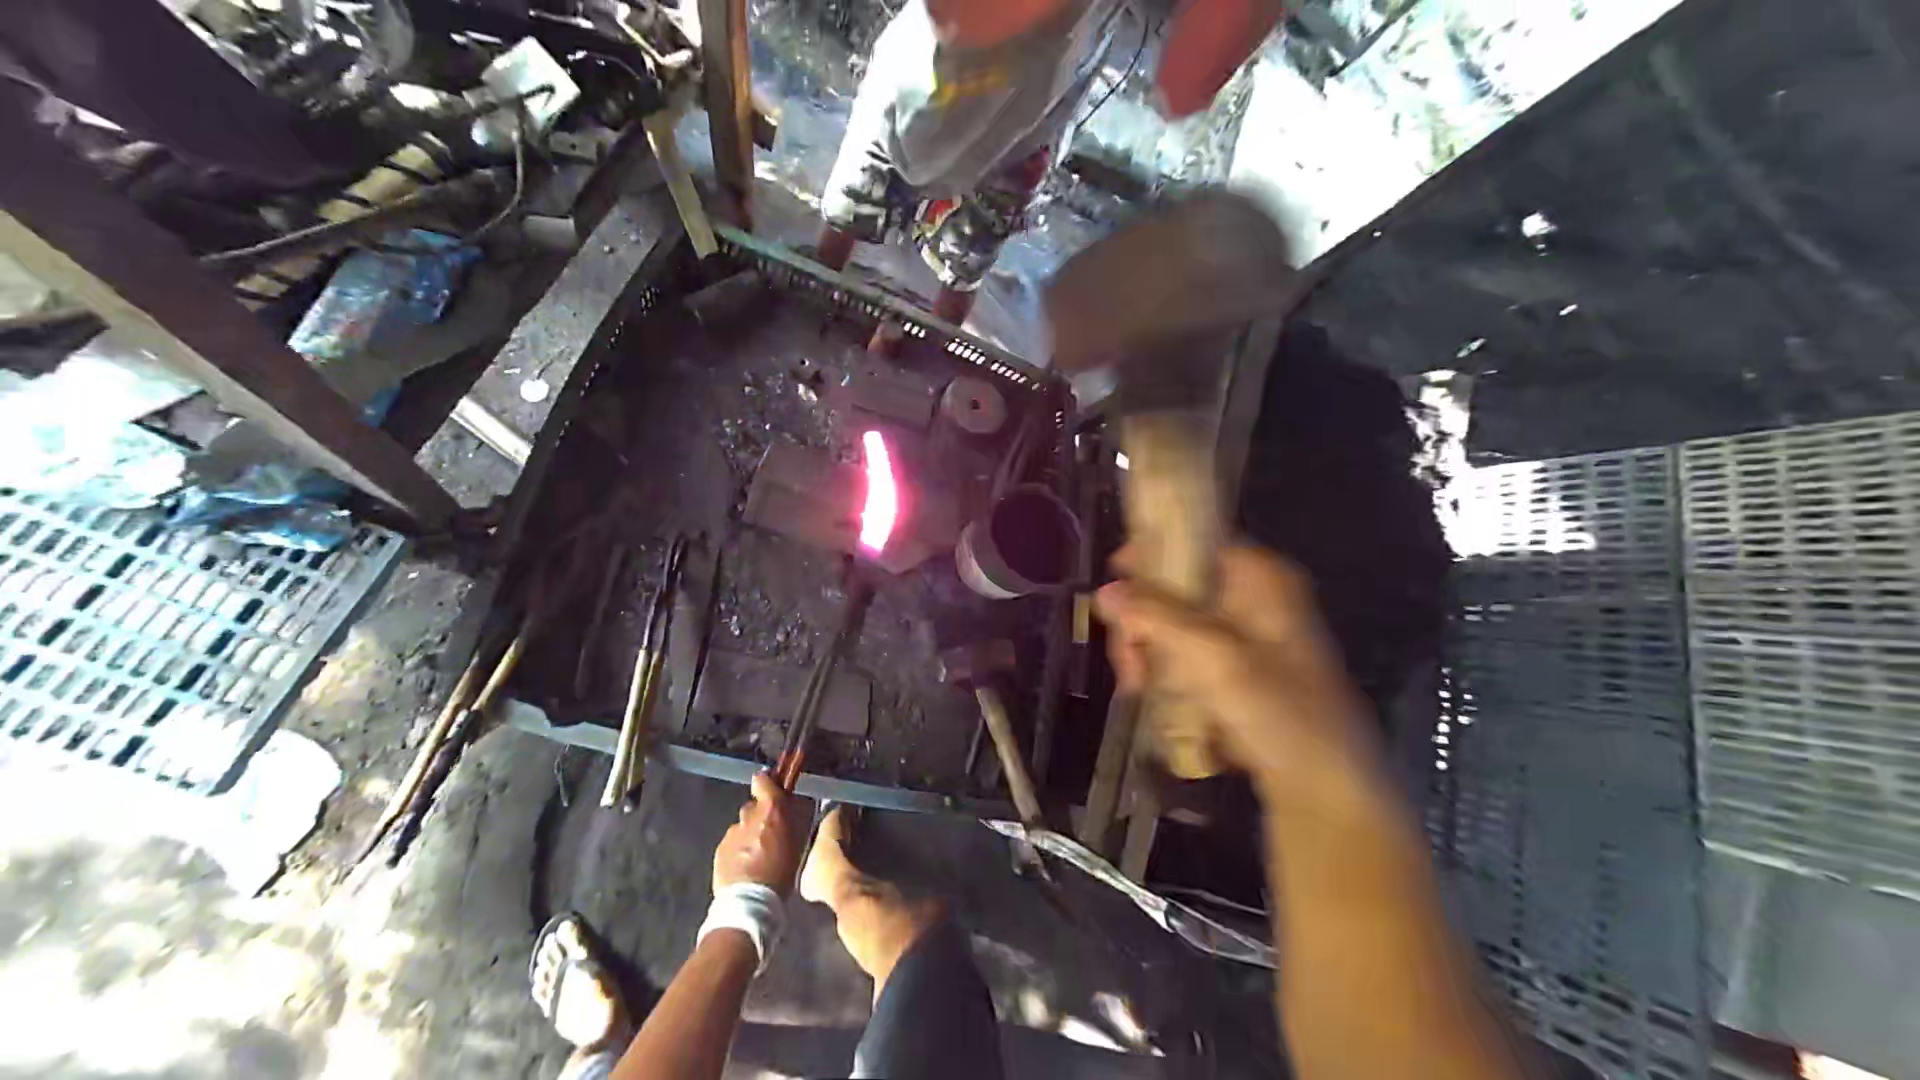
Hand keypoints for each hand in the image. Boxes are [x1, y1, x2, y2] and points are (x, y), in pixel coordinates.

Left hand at [713, 772, 805, 894]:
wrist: (749, 902)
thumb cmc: (781, 872)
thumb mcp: (797, 844)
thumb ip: (791, 820)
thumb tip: (789, 807)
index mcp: (772, 811)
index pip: (763, 781)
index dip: (766, 783)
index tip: (770, 788)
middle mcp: (749, 816)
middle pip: (753, 807)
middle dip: (759, 816)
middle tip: (768, 834)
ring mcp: (732, 832)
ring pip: (742, 827)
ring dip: (748, 835)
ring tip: (756, 857)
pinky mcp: (720, 849)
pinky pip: (731, 843)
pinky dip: (737, 850)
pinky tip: (744, 867)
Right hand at [1094, 544, 1381, 809]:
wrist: (1325, 786)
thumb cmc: (1279, 712)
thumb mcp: (1212, 658)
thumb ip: (1155, 617)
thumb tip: (1103, 590)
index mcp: (1261, 578)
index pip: (1195, 539)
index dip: (1150, 553)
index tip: (1113, 581)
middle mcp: (1252, 596)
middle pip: (1176, 584)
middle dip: (1142, 618)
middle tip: (1126, 657)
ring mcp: (1243, 633)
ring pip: (1173, 620)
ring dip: (1146, 647)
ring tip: (1135, 684)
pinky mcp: (1234, 667)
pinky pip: (1183, 650)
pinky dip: (1162, 666)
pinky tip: (1148, 690)